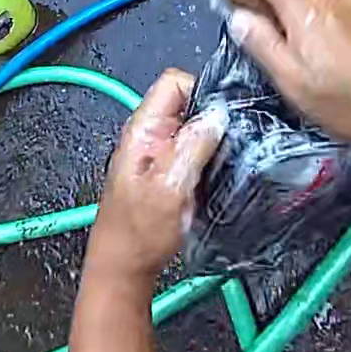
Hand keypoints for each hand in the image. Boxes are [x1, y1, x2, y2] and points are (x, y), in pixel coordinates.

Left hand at [87, 69, 224, 282]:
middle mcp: (151, 133)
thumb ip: (193, 146)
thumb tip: (218, 114)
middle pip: (188, 100)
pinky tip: (215, 174)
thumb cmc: (138, 233)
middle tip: (225, 143)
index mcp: (143, 128)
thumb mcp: (169, 187)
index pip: (174, 82)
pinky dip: (210, 155)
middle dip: (211, 117)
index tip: (219, 118)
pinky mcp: (170, 167)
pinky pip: (196, 147)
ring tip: (222, 161)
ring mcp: (160, 150)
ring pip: (195, 124)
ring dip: (212, 138)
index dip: (200, 91)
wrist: (124, 269)